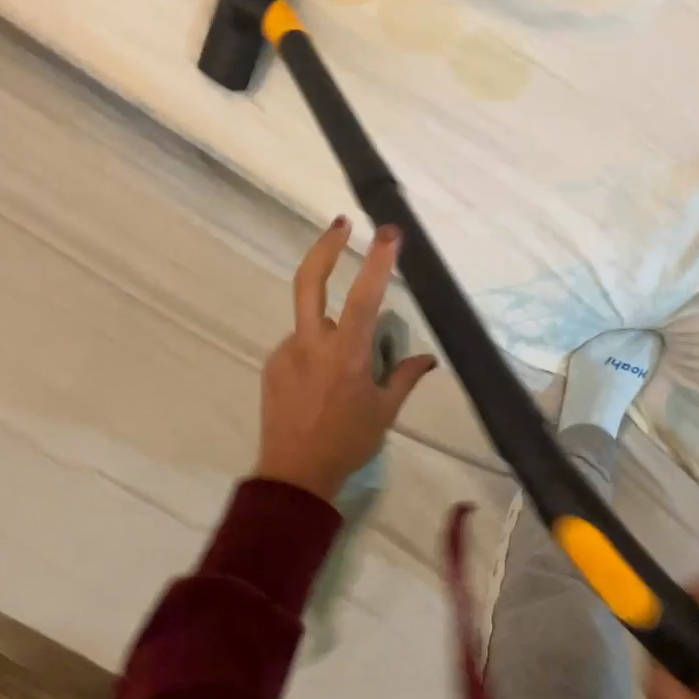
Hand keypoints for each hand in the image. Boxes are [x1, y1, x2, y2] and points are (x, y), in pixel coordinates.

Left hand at [253, 218, 439, 501]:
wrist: (294, 475)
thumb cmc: (347, 443)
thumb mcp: (384, 412)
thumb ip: (404, 377)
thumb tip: (427, 358)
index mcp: (346, 354)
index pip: (364, 296)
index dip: (377, 260)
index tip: (387, 232)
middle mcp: (312, 344)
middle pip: (309, 281)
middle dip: (325, 246)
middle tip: (341, 224)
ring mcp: (286, 352)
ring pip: (311, 321)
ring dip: (330, 326)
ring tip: (345, 373)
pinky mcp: (272, 365)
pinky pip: (300, 345)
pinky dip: (317, 350)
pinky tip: (324, 385)